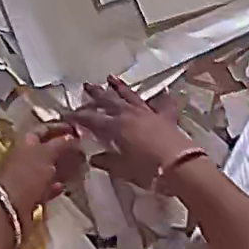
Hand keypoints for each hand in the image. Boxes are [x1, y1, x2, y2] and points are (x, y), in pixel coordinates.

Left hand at [0, 124, 85, 212]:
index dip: (60, 127)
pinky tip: (64, 186)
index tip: (77, 130)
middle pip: (46, 148)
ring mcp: (25, 175)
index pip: (44, 129)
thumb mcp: (47, 154)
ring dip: (61, 167)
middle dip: (64, 149)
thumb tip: (72, 137)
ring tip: (79, 167)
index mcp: (25, 140)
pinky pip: (44, 186)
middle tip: (83, 150)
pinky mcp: (28, 194)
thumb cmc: (28, 174)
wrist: (11, 207)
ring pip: (46, 168)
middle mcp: (24, 155)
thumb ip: (61, 144)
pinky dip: (54, 185)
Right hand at [67, 78, 196, 188]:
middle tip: (86, 86)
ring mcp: (148, 113)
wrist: (181, 166)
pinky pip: (162, 104)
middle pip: (109, 101)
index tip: (68, 114)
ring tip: (111, 78)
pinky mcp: (166, 117)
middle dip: (96, 94)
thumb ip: (108, 161)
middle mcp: (130, 115)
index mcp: (116, 126)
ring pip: (130, 96)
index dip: (79, 116)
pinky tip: (163, 90)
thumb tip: (93, 158)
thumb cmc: (149, 171)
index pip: (92, 119)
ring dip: (120, 87)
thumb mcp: (124, 169)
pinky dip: (161, 97)